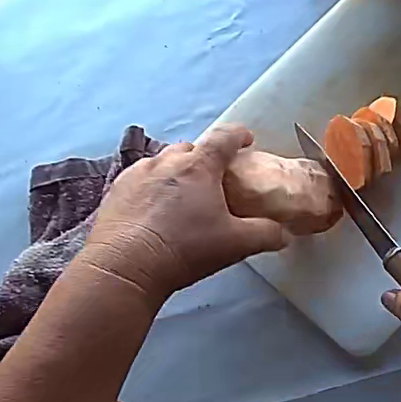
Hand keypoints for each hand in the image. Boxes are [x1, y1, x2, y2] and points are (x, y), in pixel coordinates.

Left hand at [79, 125, 286, 300]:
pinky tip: (155, 209)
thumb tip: (284, 234)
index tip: (247, 140)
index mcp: (199, 166)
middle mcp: (166, 161)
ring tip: (184, 195)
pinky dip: (153, 187)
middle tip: (215, 178)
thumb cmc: (186, 248)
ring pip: (163, 162)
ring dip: (177, 172)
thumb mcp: (237, 244)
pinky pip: (141, 180)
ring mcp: (137, 173)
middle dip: (206, 157)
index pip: (224, 138)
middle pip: (191, 148)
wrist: (126, 266)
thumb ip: (265, 234)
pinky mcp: (116, 190)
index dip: (239, 135)